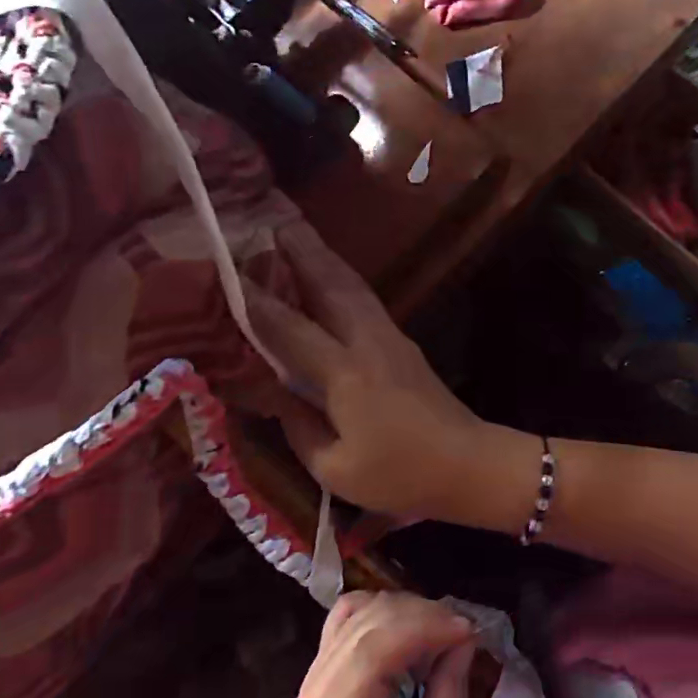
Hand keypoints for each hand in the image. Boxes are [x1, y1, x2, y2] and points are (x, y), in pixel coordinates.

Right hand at [245, 223, 532, 522]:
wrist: (468, 463)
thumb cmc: (400, 474)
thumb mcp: (336, 468)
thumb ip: (299, 428)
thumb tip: (278, 395)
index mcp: (347, 375)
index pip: (292, 329)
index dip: (258, 303)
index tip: (228, 274)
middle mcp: (369, 343)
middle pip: (332, 287)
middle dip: (302, 253)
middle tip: (273, 222)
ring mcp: (391, 337)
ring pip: (353, 286)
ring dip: (324, 258)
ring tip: (299, 235)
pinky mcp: (403, 343)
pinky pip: (365, 300)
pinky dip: (343, 279)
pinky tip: (332, 276)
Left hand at [286, 592, 476, 697]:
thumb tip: (464, 641)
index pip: (368, 654)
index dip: (420, 626)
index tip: (468, 630)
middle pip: (359, 625)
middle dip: (418, 614)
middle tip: (464, 631)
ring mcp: (304, 696)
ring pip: (350, 615)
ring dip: (402, 611)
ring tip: (442, 633)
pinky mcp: (315, 689)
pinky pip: (344, 627)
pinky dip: (382, 618)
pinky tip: (412, 636)